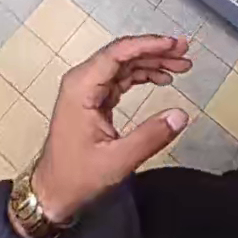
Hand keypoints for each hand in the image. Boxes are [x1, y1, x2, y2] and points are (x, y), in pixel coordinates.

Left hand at [30, 35, 192, 223]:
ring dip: (153, 61)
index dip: (148, 44)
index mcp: (82, 87)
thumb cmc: (76, 177)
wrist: (52, 193)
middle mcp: (83, 81)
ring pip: (125, 63)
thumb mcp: (117, 161)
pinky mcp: (94, 98)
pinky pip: (122, 77)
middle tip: (185, 51)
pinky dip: (144, 74)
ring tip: (182, 65)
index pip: (118, 52)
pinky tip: (163, 78)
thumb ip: (151, 136)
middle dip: (156, 50)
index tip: (173, 45)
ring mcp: (88, 88)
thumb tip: (181, 115)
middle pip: (123, 54)